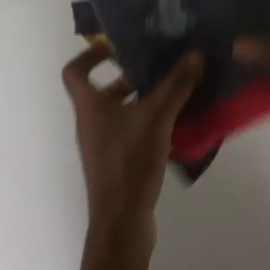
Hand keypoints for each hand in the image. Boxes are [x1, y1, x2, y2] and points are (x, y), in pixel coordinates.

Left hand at [62, 44, 202, 233]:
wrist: (121, 221)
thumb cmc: (129, 160)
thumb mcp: (156, 117)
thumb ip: (175, 85)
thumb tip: (195, 53)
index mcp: (88, 105)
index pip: (74, 71)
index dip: (90, 55)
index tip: (116, 47)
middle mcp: (89, 123)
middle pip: (101, 92)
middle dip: (127, 79)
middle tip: (155, 70)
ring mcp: (101, 146)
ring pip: (116, 114)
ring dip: (139, 103)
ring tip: (170, 96)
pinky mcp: (115, 166)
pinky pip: (127, 135)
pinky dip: (145, 126)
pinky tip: (172, 128)